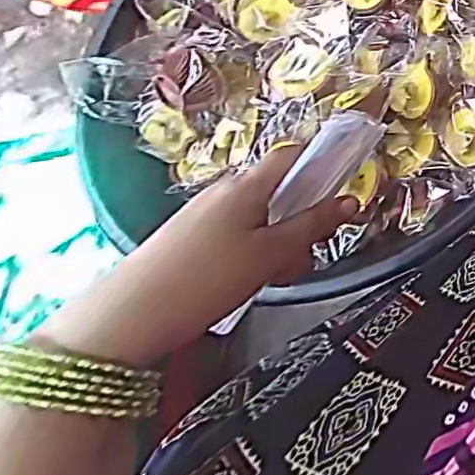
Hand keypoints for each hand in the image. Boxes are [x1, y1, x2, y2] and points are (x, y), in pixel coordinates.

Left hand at [39, 142, 360, 366]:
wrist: (122, 321)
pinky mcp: (188, 238)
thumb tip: (351, 200)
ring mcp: (203, 213)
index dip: (322, 159)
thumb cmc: (207, 279)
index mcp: (248, 184)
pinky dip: (254, 248)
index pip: (294, 152)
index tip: (343, 182)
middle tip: (312, 248)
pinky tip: (251, 280)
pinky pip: (236, 231)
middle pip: (279, 187)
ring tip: (282, 274)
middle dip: (304, 213)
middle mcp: (225, 189)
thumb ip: (314, 225)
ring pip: (259, 214)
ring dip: (280, 237)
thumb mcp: (271, 254)